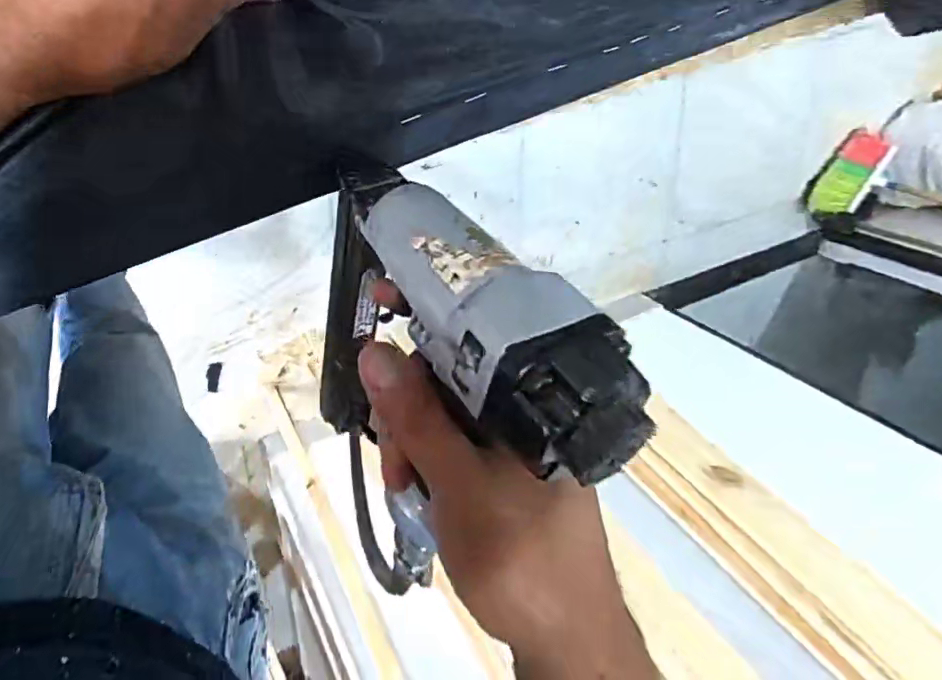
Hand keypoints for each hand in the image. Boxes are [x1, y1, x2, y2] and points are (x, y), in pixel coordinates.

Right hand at [358, 339, 653, 677]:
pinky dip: (424, 459)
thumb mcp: (459, 487)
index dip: (423, 313)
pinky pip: (449, 442)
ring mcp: (510, 442)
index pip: (471, 337)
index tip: (380, 295)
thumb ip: (416, 419)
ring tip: (406, 489)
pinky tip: (418, 492)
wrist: (568, 649)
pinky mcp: (500, 470)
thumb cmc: (522, 562)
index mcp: (527, 403)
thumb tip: (373, 351)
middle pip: (444, 377)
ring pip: (440, 412)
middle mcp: (521, 412)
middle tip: (396, 459)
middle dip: (404, 408)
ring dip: (410, 441)